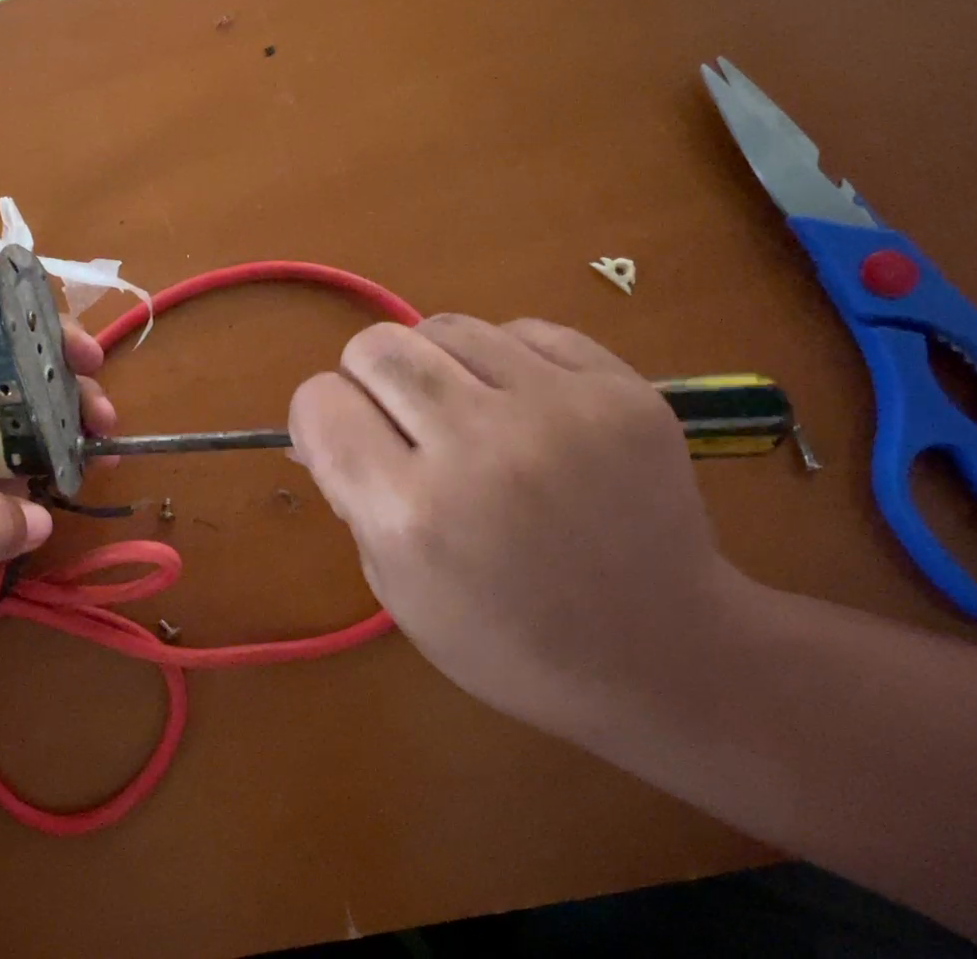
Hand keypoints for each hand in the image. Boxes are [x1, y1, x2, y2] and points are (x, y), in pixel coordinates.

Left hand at [0, 263, 117, 685]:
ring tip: (107, 425)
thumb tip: (37, 511)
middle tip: (93, 366)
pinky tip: (101, 462)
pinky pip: (42, 454)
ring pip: (30, 402)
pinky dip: (75, 449)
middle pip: (1, 357)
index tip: (28, 282)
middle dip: (48, 345)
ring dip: (71, 399)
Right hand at [287, 314, 740, 723]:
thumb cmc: (504, 640)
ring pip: (444, 326)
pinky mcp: (619, 388)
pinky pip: (520, 331)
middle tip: (398, 424)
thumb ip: (352, 495)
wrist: (657, 651)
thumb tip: (326, 429)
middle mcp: (476, 446)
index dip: (318, 420)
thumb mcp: (395, 588)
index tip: (343, 444)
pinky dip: (501, 362)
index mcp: (409, 512)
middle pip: (375, 348)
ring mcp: (557, 409)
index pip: (319, 402)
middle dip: (366, 381)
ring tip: (461, 412)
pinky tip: (520, 410)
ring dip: (432, 365)